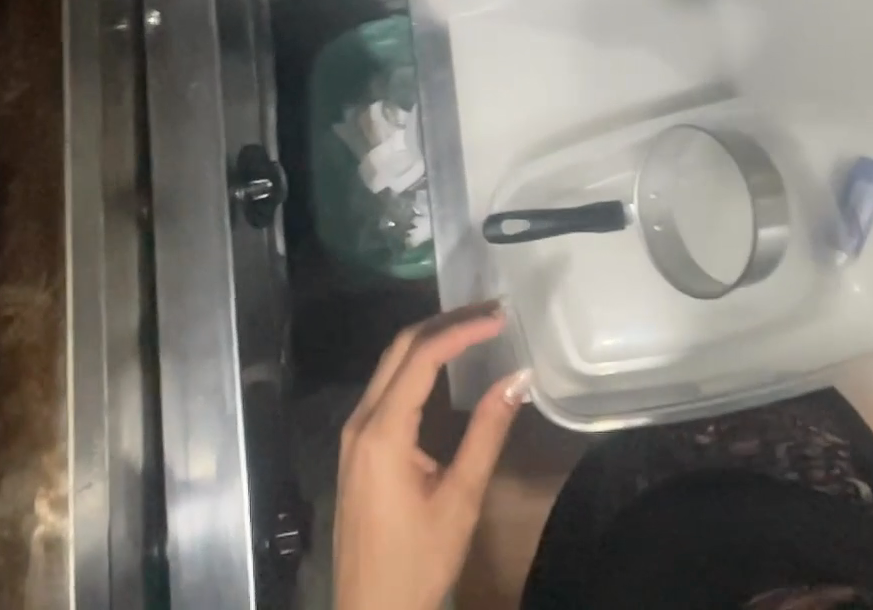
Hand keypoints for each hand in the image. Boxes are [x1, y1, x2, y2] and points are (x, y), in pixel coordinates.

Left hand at [334, 304, 531, 609]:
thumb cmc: (417, 561)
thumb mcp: (460, 498)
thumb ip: (487, 432)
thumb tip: (518, 379)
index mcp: (382, 431)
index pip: (422, 357)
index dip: (462, 330)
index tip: (500, 318)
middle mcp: (360, 420)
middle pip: (399, 349)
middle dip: (445, 322)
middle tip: (490, 311)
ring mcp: (354, 433)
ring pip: (389, 364)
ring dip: (430, 340)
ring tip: (475, 328)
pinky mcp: (358, 446)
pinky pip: (386, 387)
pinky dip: (417, 365)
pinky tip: (446, 365)